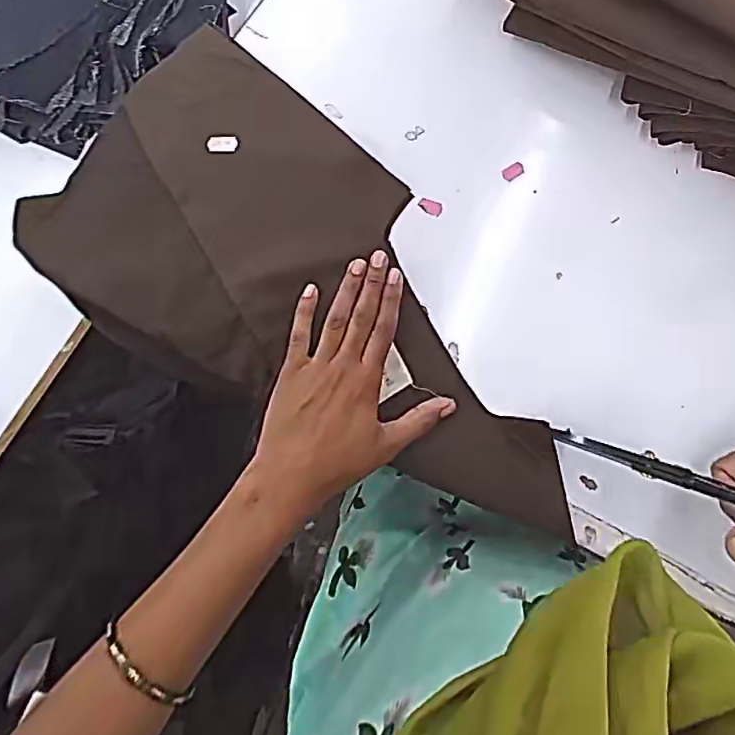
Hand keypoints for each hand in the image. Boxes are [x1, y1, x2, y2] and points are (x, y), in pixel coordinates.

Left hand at [245, 250, 455, 517]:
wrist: (289, 475)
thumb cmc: (334, 462)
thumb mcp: (385, 444)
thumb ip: (418, 420)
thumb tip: (445, 407)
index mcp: (366, 382)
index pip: (383, 331)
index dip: (390, 301)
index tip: (395, 279)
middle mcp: (341, 367)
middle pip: (361, 317)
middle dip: (371, 285)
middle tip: (377, 259)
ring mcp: (315, 367)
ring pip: (334, 320)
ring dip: (346, 291)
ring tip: (354, 266)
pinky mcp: (291, 372)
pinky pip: (298, 335)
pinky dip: (304, 312)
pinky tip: (311, 291)